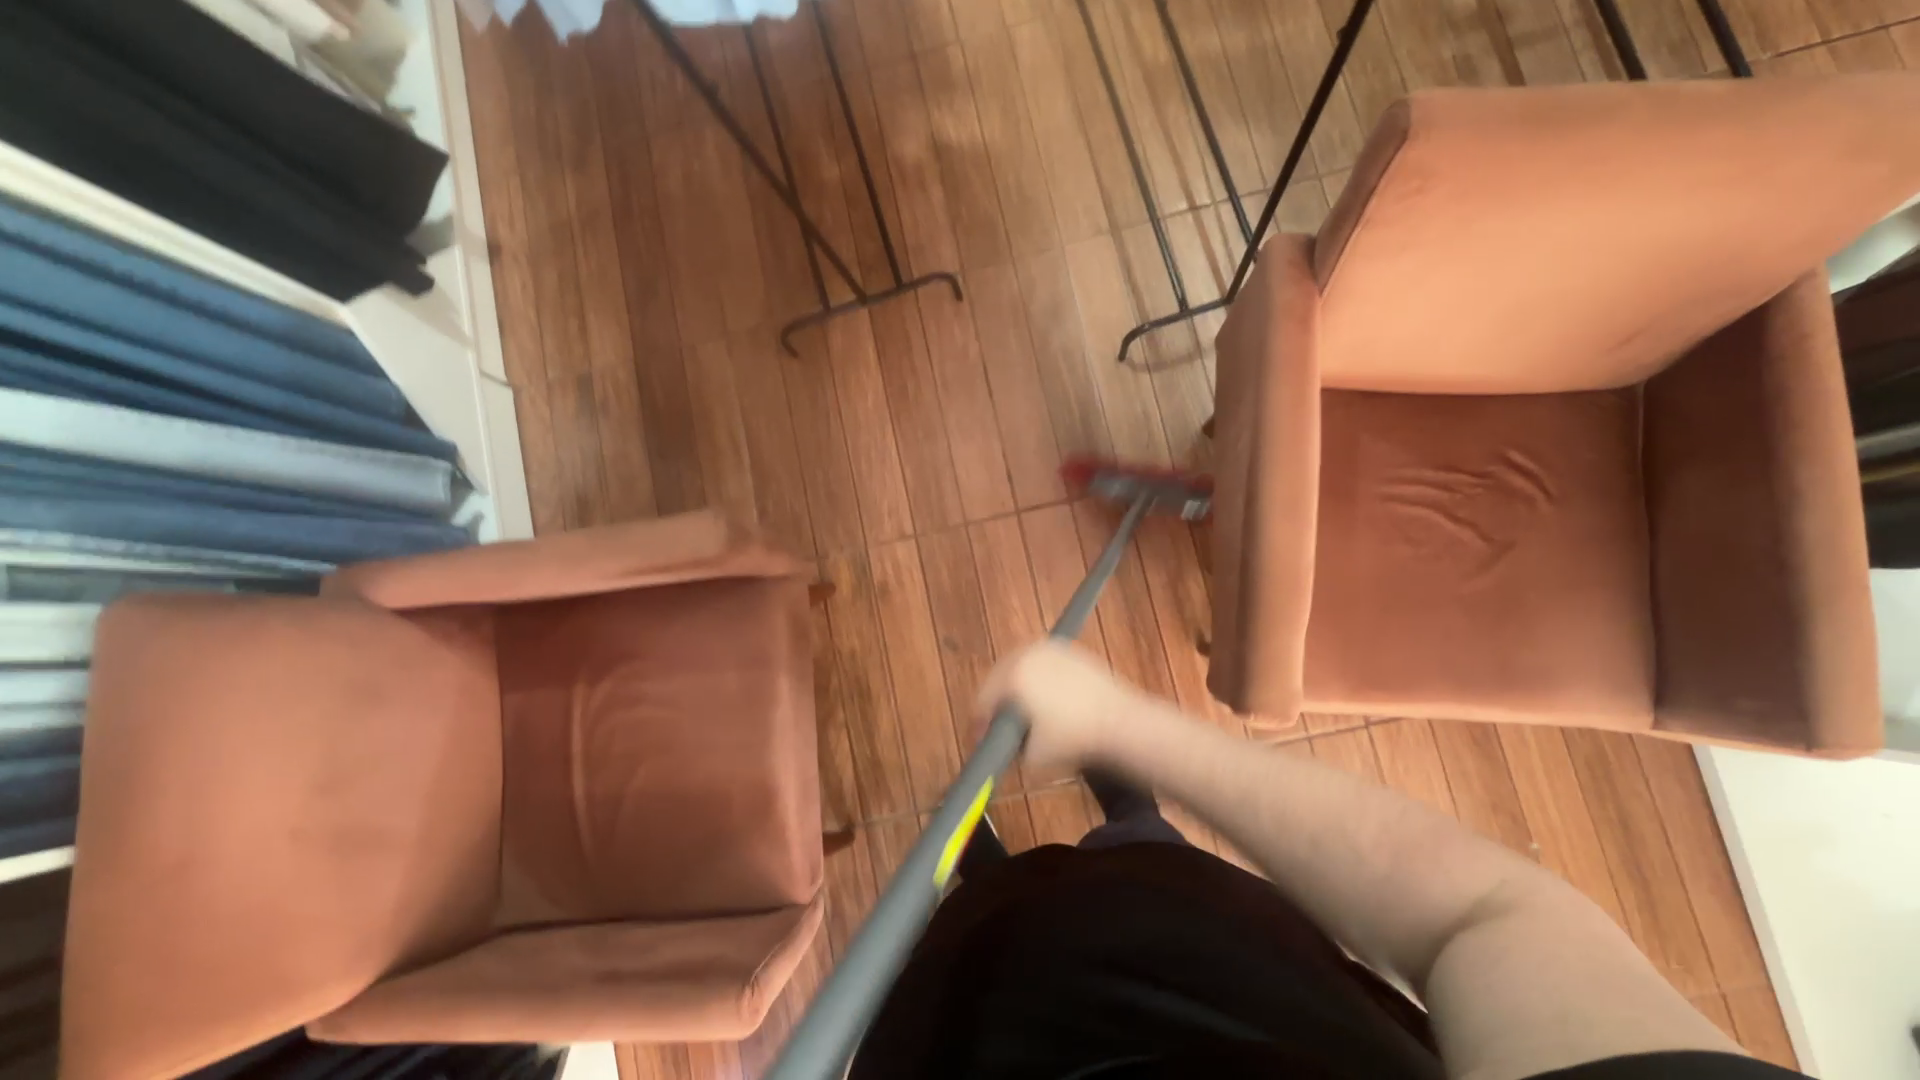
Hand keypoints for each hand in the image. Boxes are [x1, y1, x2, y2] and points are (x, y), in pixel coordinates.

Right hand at [974, 642, 1152, 771]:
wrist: (1120, 723)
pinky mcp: (1070, 651)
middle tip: (998, 728)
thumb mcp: (1032, 755)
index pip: (982, 701)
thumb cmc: (1073, 739)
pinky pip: (1042, 665)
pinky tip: (1044, 700)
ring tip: (1022, 714)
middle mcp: (1027, 654)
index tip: (980, 741)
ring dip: (1015, 689)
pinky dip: (1037, 680)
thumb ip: (1009, 749)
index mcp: (1012, 676)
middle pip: (998, 679)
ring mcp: (1050, 649)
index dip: (979, 725)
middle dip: (996, 703)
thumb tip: (1005, 747)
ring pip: (1020, 668)